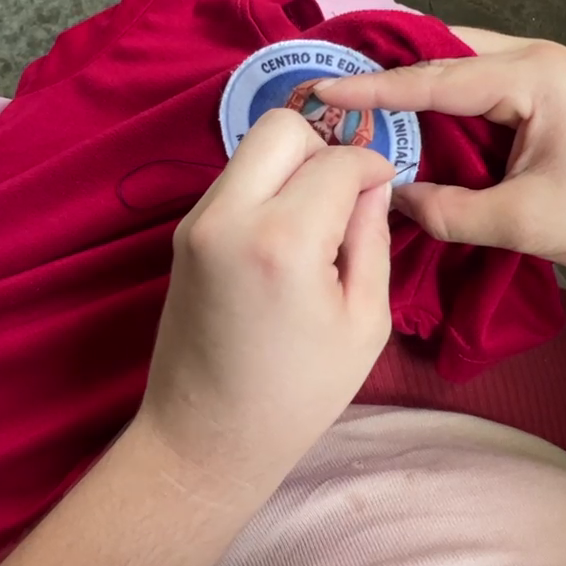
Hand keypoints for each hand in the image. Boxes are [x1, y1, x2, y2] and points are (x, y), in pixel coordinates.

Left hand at [135, 108, 395, 494]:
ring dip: (292, 167)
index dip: (372, 166)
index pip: (336, 162)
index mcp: (284, 242)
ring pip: (253, 148)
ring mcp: (196, 221)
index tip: (383, 188)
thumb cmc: (297, 396)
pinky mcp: (182, 232)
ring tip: (314, 223)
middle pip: (282, 127)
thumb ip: (372, 238)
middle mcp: (229, 216)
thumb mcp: (364, 323)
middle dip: (323, 147)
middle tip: (342, 197)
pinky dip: (265, 188)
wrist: (204, 438)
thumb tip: (373, 184)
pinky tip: (282, 238)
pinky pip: (234, 179)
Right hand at [314, 29, 565, 282]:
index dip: (373, 88)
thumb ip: (448, 211)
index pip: (434, 78)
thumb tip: (392, 197)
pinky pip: (476, 87)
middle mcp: (534, 58)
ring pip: (458, 65)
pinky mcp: (543, 95)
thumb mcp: (523, 223)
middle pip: (443, 53)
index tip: (320, 90)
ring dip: (414, 83)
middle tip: (334, 88)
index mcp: (532, 76)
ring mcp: (541, 73)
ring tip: (361, 101)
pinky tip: (413, 120)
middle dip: (389, 68)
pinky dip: (440, 100)